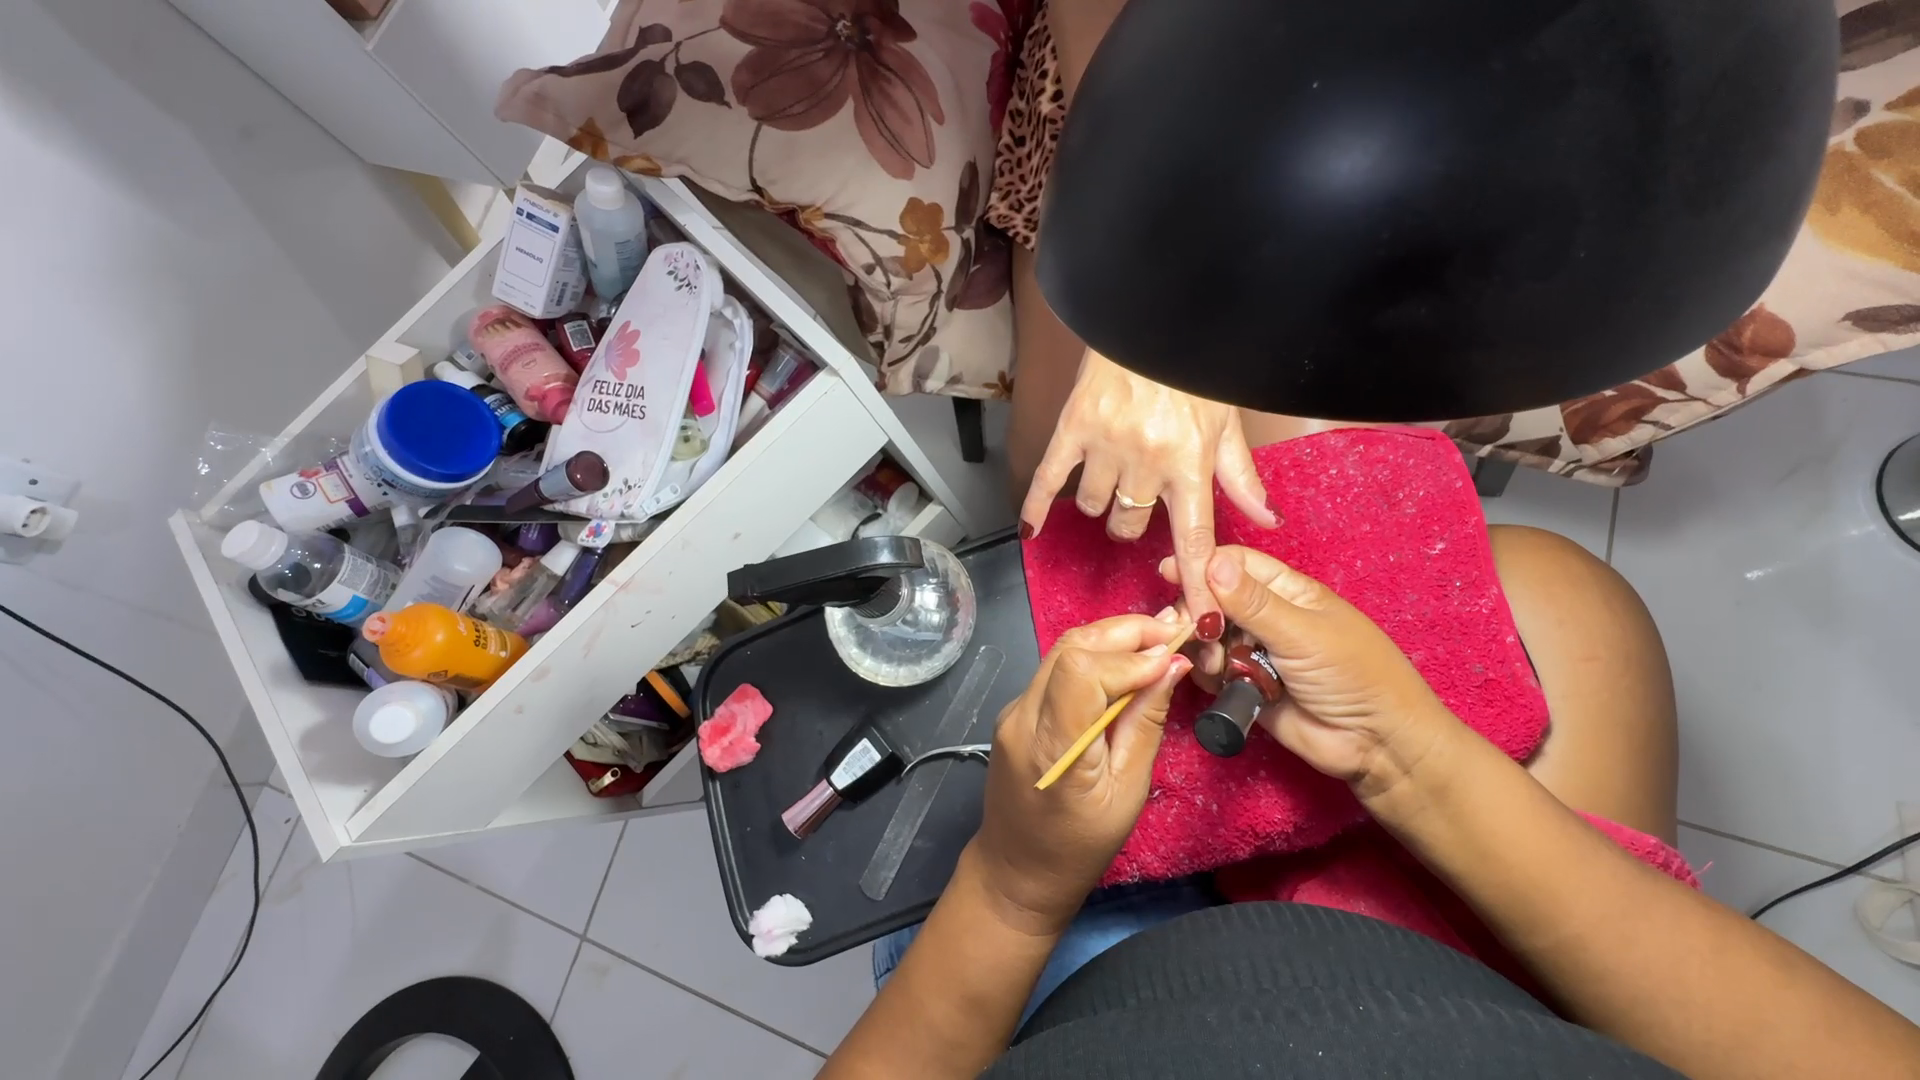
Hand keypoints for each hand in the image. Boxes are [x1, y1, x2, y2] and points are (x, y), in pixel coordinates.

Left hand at [973, 613, 1190, 933]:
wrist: (1016, 870)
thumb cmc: (1079, 847)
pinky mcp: (1016, 710)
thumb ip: (1145, 723)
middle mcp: (1022, 717)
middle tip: (1171, 632)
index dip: (1129, 656)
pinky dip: (1093, 656)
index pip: (1081, 671)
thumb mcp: (1127, 792)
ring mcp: (1013, 710)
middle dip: (1124, 631)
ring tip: (1155, 643)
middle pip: (1070, 648)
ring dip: (1109, 638)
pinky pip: (1055, 669)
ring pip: (1060, 651)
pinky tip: (1124, 664)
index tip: (1171, 657)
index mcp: (1051, 747)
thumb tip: (1172, 666)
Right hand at [1022, 350, 1275, 639]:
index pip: (1195, 540)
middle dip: (1135, 524)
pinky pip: (1050, 479)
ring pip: (1094, 506)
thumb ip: (1242, 479)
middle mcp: (1148, 463)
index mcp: (1191, 465)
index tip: (1198, 623)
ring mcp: (1105, 447)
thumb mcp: (1226, 425)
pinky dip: (1038, 506)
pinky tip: (1032, 529)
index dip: (1197, 586)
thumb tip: (1267, 523)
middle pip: (1131, 526)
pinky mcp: (1072, 430)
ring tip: (1110, 477)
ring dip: (1102, 503)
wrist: (1151, 319)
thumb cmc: (1194, 373)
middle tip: (1141, 499)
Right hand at [1166, 547, 1452, 796]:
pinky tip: (1214, 680)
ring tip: (1215, 663)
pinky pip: (1210, 670)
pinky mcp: (1244, 685)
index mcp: (1287, 590)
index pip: (1235, 563)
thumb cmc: (1354, 675)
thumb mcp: (1303, 633)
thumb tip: (1212, 561)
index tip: (1169, 573)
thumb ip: (1253, 602)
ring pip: (1207, 636)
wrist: (1376, 745)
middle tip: (1193, 628)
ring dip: (1202, 645)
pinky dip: (1204, 673)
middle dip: (1198, 611)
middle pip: (1212, 599)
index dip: (1202, 565)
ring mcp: (1254, 651)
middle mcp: (1266, 616)